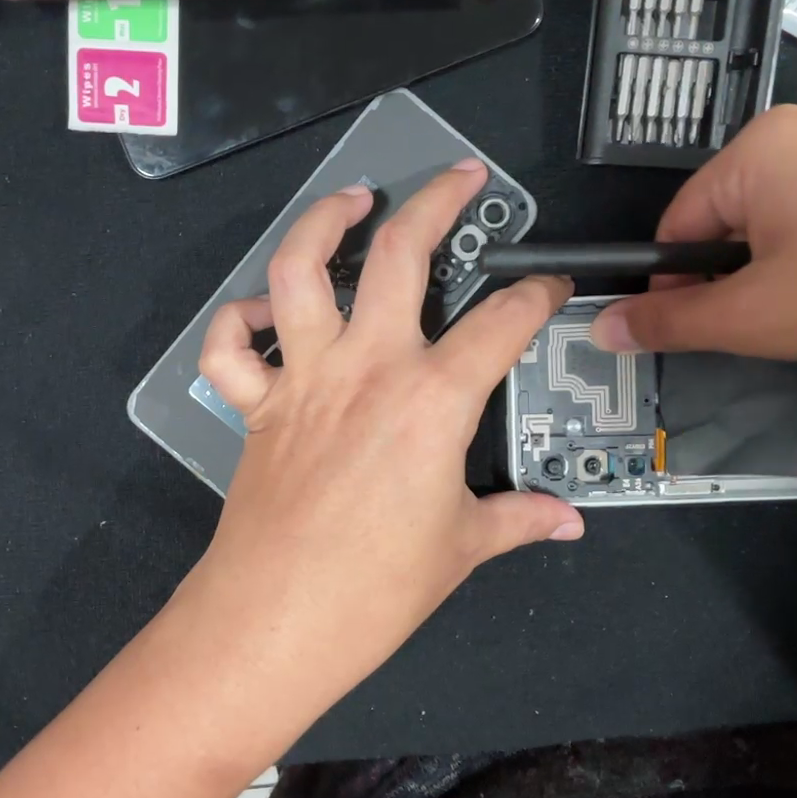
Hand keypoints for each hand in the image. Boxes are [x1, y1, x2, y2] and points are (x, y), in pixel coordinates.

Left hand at [183, 159, 582, 706]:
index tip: (550, 290)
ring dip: (323, 221)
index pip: (504, 322)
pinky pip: (230, 345)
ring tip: (352, 199)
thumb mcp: (463, 549)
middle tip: (459, 176)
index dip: (538, 297)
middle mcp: (366, 368)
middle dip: (435, 202)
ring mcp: (303, 378)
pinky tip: (260, 309)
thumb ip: (518, 519)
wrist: (276, 620)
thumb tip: (566, 520)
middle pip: (400, 255)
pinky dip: (236, 319)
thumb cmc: (376, 589)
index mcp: (432, 400)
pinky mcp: (255, 403)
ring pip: (300, 270)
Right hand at [590, 103, 796, 393]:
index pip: (678, 225)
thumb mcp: (758, 319)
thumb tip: (599, 328)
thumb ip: (670, 322)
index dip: (678, 286)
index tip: (701, 330)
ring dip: (794, 269)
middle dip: (743, 277)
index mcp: (761, 148)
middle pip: (737, 217)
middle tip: (779, 328)